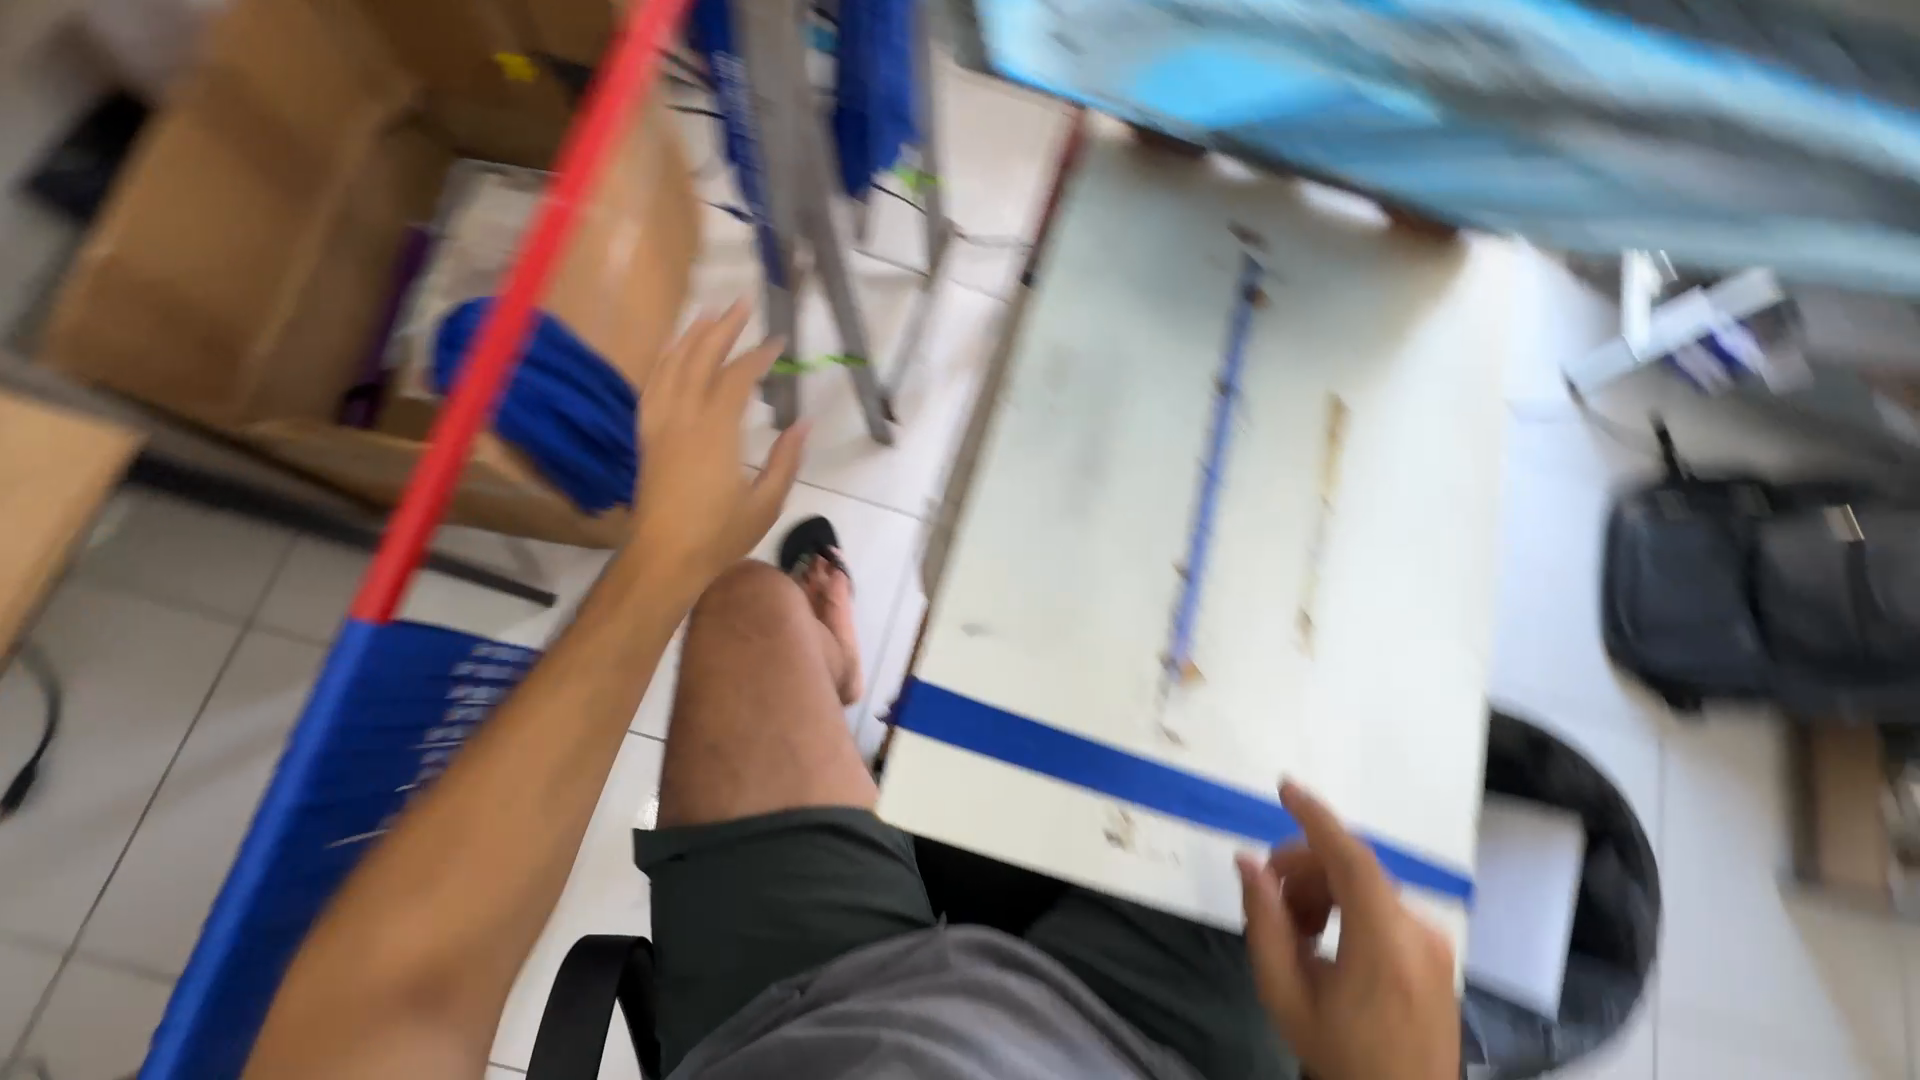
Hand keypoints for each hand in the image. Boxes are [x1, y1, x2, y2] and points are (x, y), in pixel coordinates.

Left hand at [629, 301, 806, 584]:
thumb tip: (805, 423)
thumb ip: (787, 460)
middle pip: (700, 358)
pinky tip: (672, 354)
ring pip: (670, 366)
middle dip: (722, 328)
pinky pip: (652, 387)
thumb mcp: (766, 503)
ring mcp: (659, 425)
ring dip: (689, 336)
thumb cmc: (720, 535)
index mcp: (716, 432)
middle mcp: (683, 418)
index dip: (759, 355)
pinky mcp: (646, 436)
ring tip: (707, 314)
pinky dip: (663, 362)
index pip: (737, 377)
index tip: (779, 342)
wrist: (664, 558)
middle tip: (741, 304)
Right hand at [1237, 781, 1459, 1079]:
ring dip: (1321, 888)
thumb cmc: (1339, 1053)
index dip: (1315, 818)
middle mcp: (1417, 931)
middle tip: (1268, 900)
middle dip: (1301, 869)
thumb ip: (1264, 922)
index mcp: (1384, 944)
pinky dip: (1345, 904)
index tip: (1284, 787)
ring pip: (1364, 883)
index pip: (1350, 859)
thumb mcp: (1284, 993)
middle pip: (1350, 868)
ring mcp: (1432, 939)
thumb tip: (1247, 862)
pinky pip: (1381, 903)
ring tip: (1295, 929)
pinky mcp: (1435, 948)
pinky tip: (1324, 937)